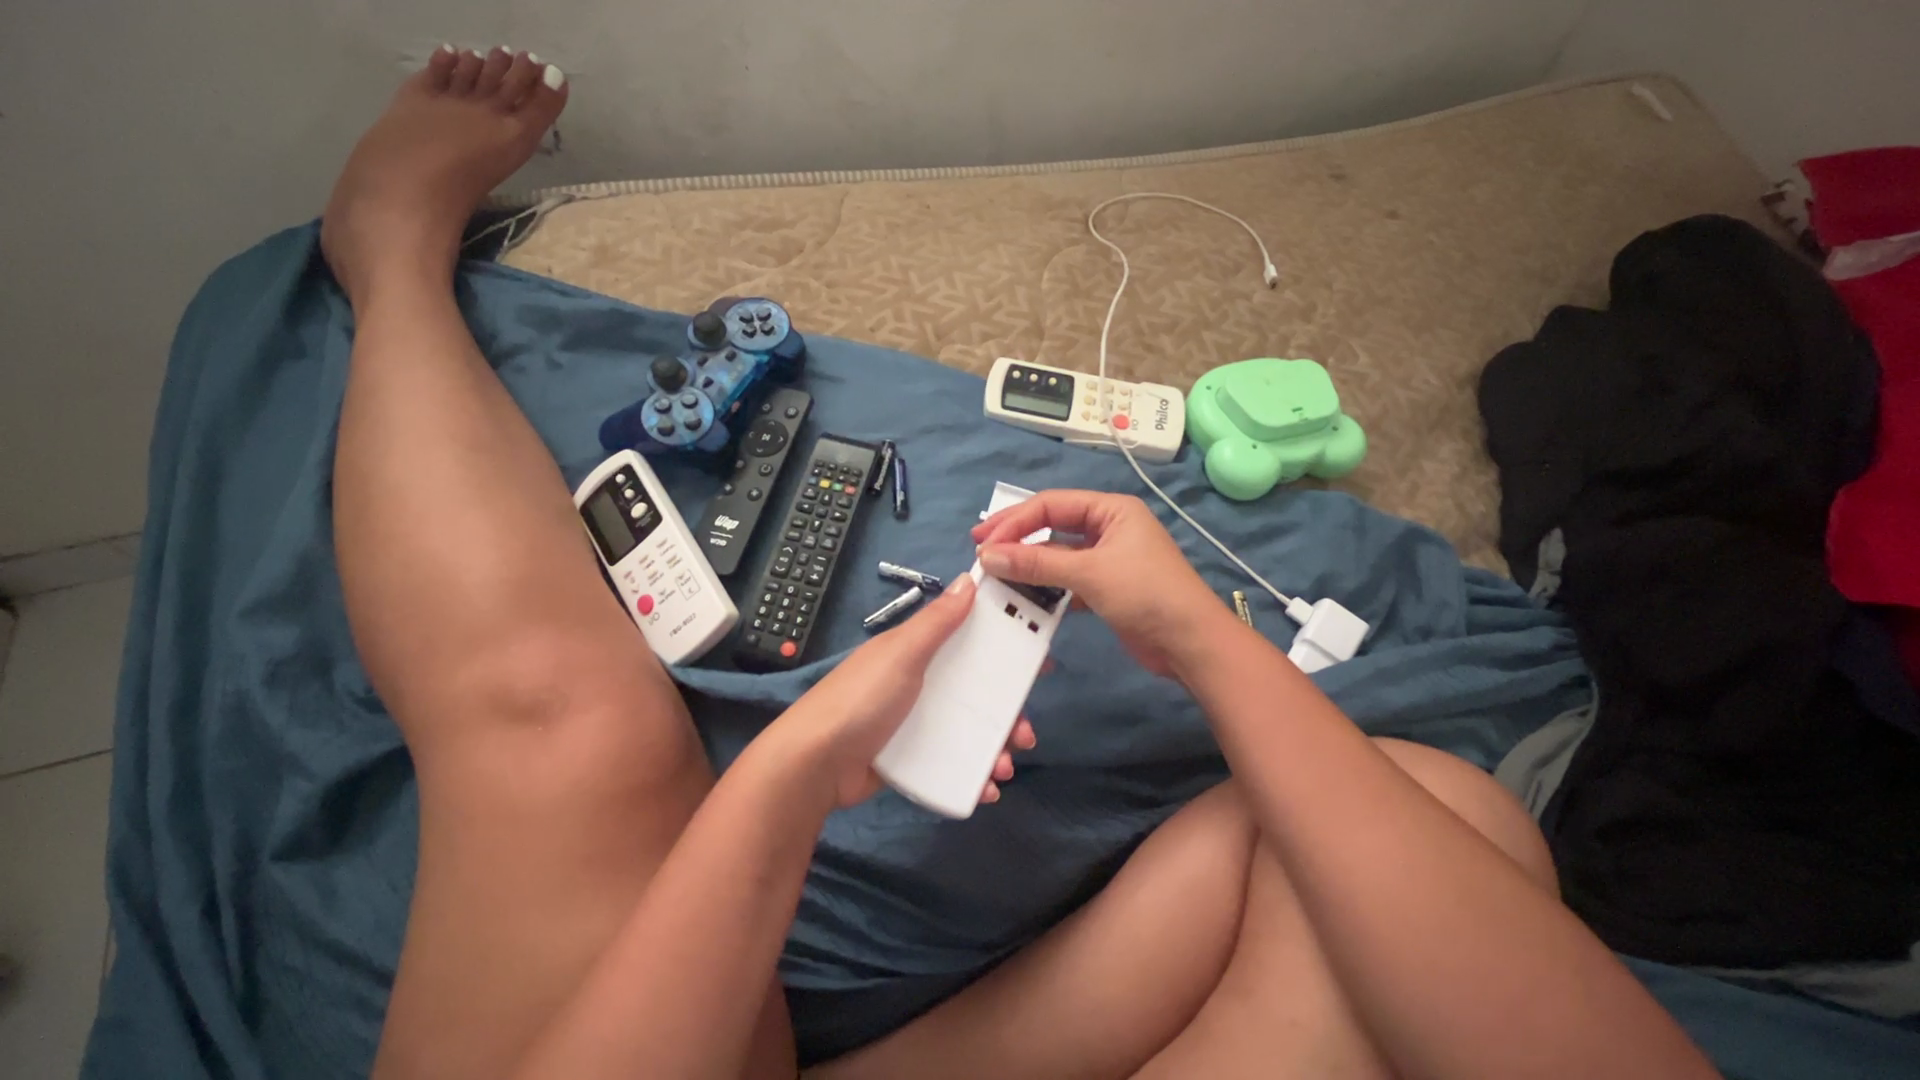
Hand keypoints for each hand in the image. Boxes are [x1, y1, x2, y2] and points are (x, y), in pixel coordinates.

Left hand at [772, 576, 1037, 807]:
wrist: (815, 765)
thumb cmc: (860, 700)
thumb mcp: (901, 655)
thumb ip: (936, 622)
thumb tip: (968, 580)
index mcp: (916, 653)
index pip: (969, 642)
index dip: (1005, 648)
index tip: (1039, 662)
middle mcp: (919, 685)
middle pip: (976, 693)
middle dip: (1007, 713)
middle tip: (1026, 732)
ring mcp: (914, 724)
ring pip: (969, 731)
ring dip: (995, 748)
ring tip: (1005, 769)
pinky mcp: (910, 759)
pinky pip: (952, 763)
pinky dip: (974, 775)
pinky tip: (987, 788)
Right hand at [971, 490, 1232, 677]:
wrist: (1191, 644)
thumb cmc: (1146, 595)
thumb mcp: (1089, 573)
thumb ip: (1036, 562)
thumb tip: (987, 555)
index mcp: (1111, 510)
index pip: (1050, 505)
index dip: (1014, 521)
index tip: (982, 543)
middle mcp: (1109, 528)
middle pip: (1051, 526)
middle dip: (1016, 538)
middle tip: (979, 550)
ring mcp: (1108, 559)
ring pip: (1057, 555)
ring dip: (1028, 565)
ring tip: (995, 575)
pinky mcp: (1106, 588)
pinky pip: (1066, 580)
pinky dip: (1045, 587)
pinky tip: (1023, 597)